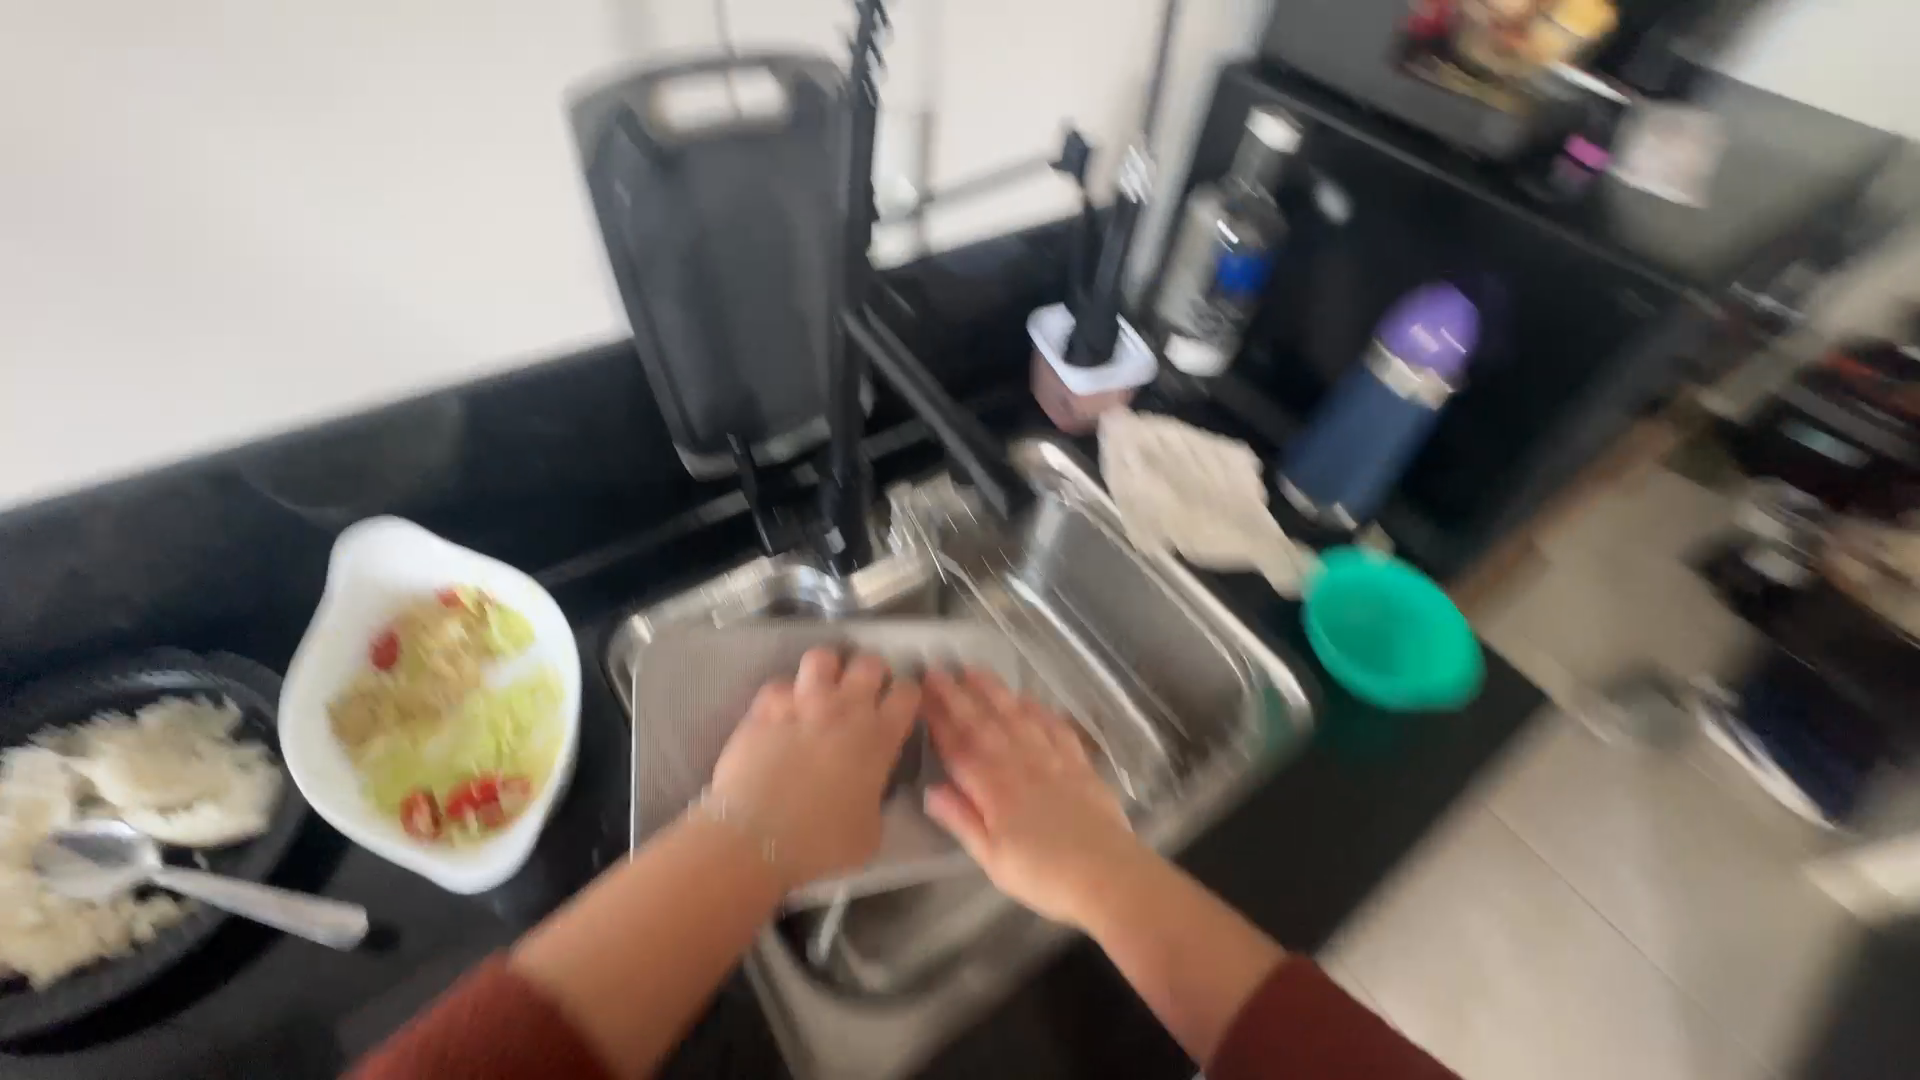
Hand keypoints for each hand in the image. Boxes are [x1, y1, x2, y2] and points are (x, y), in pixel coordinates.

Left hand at [708, 649, 918, 889]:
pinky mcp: (765, 707)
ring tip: (822, 689)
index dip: (906, 696)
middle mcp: (845, 709)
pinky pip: (779, 684)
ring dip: (827, 670)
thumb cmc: (819, 842)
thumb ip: (876, 800)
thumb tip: (870, 793)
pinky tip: (781, 713)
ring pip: (822, 657)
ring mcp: (803, 702)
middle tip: (864, 692)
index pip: (908, 693)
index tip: (900, 707)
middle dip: (872, 672)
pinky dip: (783, 695)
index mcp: (878, 737)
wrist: (755, 837)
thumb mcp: (870, 833)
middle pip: (869, 663)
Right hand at [921, 668, 1151, 926]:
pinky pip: (1055, 726)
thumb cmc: (1044, 875)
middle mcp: (1019, 763)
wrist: (1108, 874)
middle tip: (937, 670)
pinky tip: (1029, 699)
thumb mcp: (992, 859)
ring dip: (994, 692)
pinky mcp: (1078, 762)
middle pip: (983, 723)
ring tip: (974, 671)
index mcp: (993, 788)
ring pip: (1017, 716)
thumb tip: (930, 791)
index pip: (958, 746)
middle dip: (957, 696)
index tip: (921, 694)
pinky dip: (1039, 710)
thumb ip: (962, 820)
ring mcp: (1051, 759)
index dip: (938, 719)